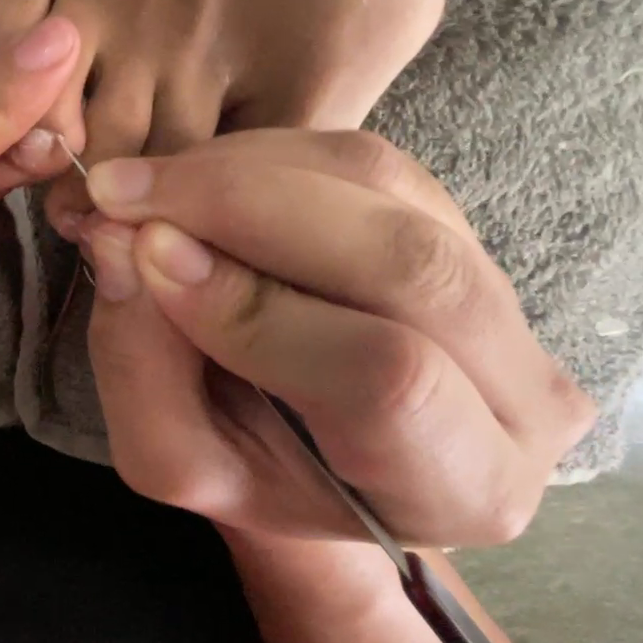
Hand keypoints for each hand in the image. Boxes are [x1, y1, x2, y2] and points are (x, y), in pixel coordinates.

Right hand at [70, 129, 593, 545]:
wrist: (306, 454)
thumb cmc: (240, 472)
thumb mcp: (166, 455)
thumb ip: (139, 362)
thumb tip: (122, 240)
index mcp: (456, 486)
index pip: (385, 377)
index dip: (251, 308)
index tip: (141, 257)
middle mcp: (521, 392)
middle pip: (402, 259)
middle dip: (237, 206)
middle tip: (121, 193)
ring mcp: (507, 299)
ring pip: (382, 188)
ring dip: (236, 171)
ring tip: (144, 191)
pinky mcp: (463, 228)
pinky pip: (364, 161)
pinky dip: (259, 156)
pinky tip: (192, 185)